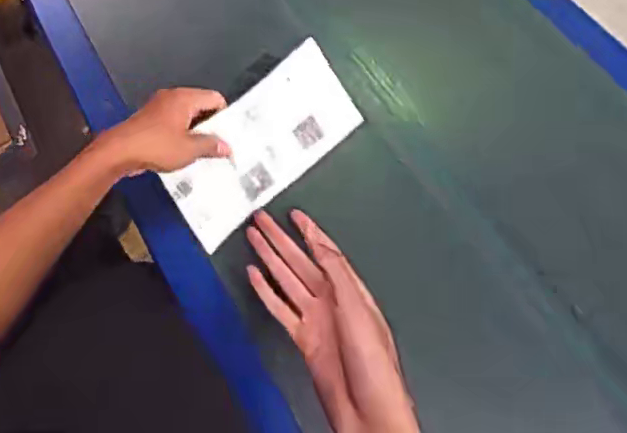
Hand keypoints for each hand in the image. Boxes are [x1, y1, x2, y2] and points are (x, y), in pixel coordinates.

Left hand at [88, 87, 229, 176]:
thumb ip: (210, 145)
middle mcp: (172, 96)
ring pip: (186, 113)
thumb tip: (227, 147)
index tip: (228, 134)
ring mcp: (159, 106)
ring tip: (203, 151)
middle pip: (200, 104)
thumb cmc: (157, 146)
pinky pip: (173, 120)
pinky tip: (182, 151)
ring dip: (195, 129)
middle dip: (210, 123)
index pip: (214, 97)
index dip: (224, 115)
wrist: (120, 150)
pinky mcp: (150, 118)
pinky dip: (180, 132)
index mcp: (184, 98)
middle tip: (219, 145)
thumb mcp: (189, 149)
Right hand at [247, 210, 418, 432]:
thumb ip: (337, 274)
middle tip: (262, 218)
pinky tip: (254, 275)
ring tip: (253, 237)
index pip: (326, 252)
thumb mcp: (359, 311)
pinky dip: (265, 291)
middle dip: (281, 239)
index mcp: (349, 291)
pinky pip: (280, 308)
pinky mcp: (303, 339)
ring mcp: (316, 319)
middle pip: (300, 261)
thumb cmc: (373, 365)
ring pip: (286, 280)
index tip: (294, 214)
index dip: (310, 232)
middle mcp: (331, 300)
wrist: (369, 415)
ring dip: (269, 258)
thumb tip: (319, 243)